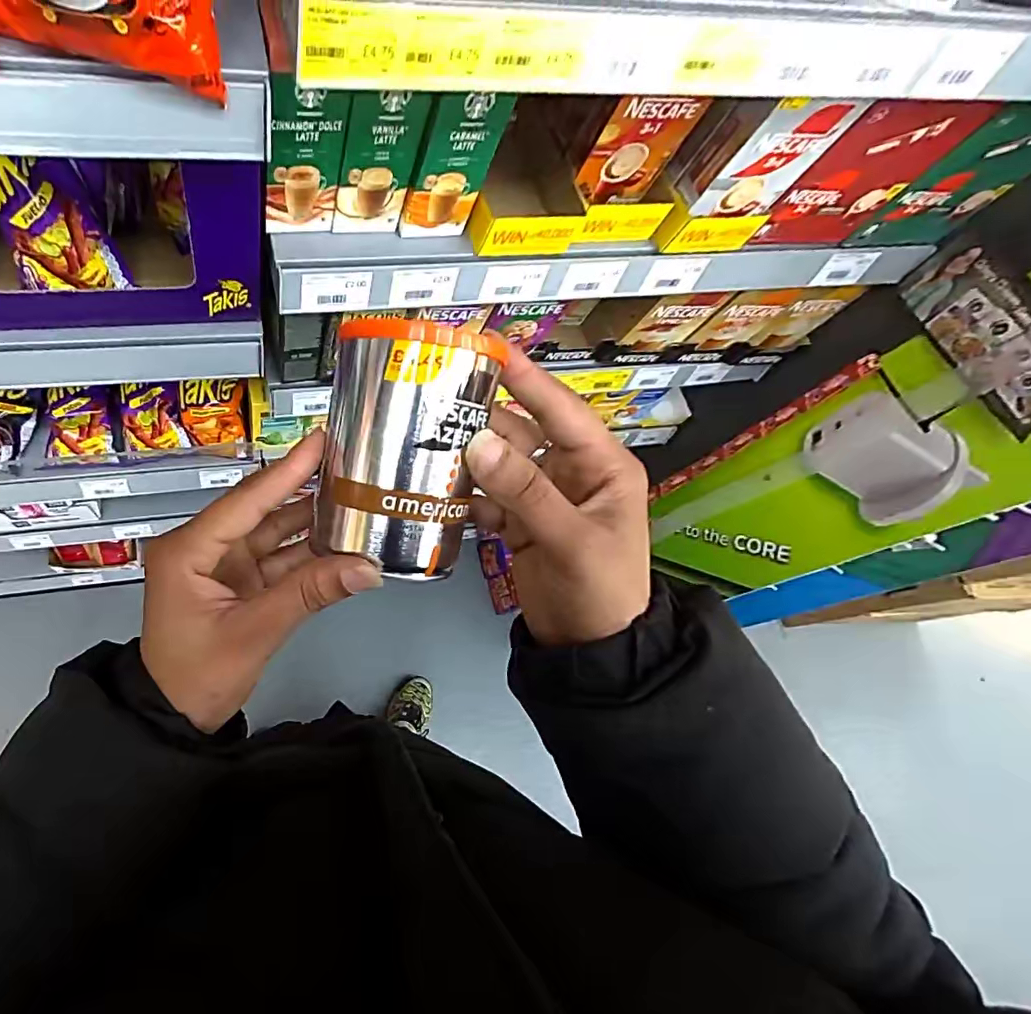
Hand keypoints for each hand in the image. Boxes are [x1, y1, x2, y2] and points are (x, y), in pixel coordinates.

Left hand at [141, 431, 383, 731]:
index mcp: (188, 550)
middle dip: (304, 489)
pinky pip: (277, 560)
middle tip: (346, 463)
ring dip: (311, 522)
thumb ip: (309, 594)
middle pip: (261, 511)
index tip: (320, 442)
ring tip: (353, 498)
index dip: (287, 470)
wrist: (173, 716)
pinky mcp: (237, 583)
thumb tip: (363, 569)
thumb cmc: (192, 677)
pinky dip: (307, 555)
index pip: (246, 501)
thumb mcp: (254, 633)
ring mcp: (222, 566)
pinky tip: (338, 542)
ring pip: (273, 534)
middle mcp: (202, 549)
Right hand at [465, 343, 651, 645]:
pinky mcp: (517, 522)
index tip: (493, 350)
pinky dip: (465, 495)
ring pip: (497, 465)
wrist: (589, 646)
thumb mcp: (570, 538)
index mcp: (600, 466)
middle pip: (519, 434)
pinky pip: (486, 496)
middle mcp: (568, 473)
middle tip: (437, 404)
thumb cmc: (602, 591)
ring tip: (429, 447)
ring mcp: (540, 498)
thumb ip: (525, 491)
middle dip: (482, 422)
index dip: (527, 379)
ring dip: (468, 459)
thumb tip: (479, 443)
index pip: (561, 410)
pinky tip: (441, 494)